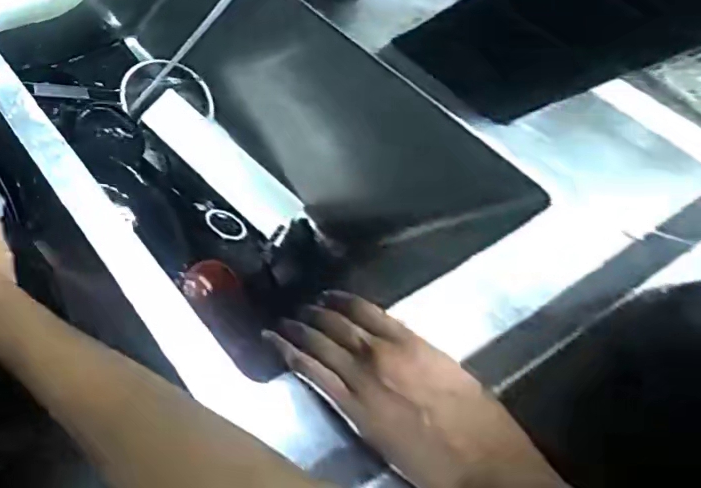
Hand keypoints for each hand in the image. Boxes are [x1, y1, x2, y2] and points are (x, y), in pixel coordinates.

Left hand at [268, 292, 566, 487]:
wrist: (494, 477)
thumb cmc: (490, 434)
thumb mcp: (457, 378)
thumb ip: (417, 354)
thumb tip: (391, 341)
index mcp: (412, 346)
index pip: (363, 308)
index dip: (338, 299)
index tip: (326, 297)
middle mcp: (381, 354)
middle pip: (332, 320)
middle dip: (312, 311)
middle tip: (301, 309)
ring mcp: (361, 377)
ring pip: (314, 338)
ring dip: (294, 327)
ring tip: (284, 322)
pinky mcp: (350, 404)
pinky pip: (308, 368)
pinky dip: (285, 349)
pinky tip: (271, 339)